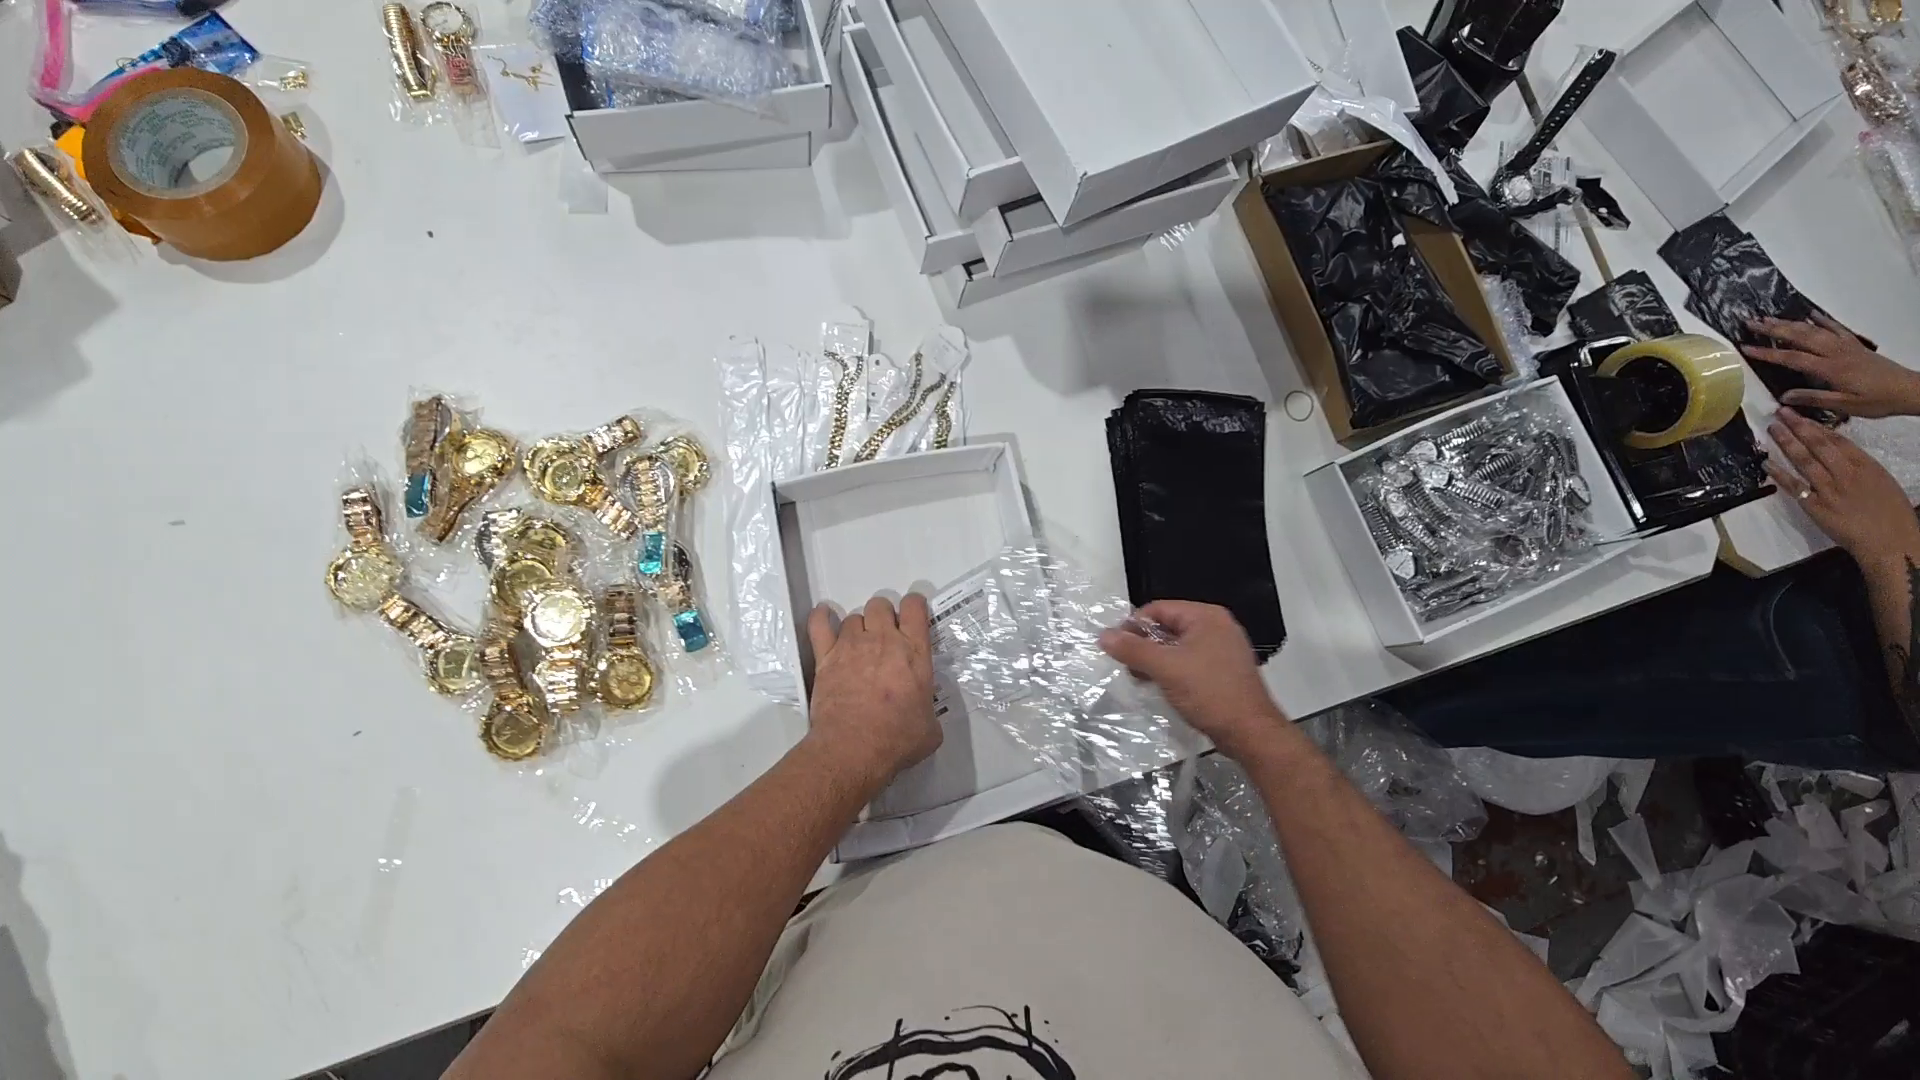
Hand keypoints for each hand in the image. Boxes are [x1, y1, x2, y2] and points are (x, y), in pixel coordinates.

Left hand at [805, 594, 940, 785]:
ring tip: (859, 646)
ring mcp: (852, 646)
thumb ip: (928, 710)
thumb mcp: (930, 728)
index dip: (913, 605)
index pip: (914, 608)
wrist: (854, 748)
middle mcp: (883, 640)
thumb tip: (922, 714)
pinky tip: (824, 617)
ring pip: (853, 618)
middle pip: (880, 606)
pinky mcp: (826, 657)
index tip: (912, 614)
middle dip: (883, 616)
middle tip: (884, 636)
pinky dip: (820, 618)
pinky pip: (819, 625)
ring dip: (858, 627)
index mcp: (914, 653)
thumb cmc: (897, 739)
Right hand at [1097, 601, 1287, 760]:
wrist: (1250, 732)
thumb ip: (1133, 649)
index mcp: (1206, 617)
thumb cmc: (1209, 693)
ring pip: (1177, 647)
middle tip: (1127, 666)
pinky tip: (1161, 687)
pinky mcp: (1223, 671)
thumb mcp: (1166, 668)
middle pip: (1167, 627)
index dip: (1133, 625)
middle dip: (1143, 645)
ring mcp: (1222, 650)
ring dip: (1155, 660)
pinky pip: (1189, 662)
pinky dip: (1172, 671)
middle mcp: (1216, 627)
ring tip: (1140, 679)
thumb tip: (1103, 636)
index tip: (1115, 647)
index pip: (1158, 609)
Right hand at [1744, 314, 1919, 418]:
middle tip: (1752, 323)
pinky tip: (1810, 315)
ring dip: (1791, 323)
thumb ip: (1814, 399)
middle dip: (1775, 330)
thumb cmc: (1878, 401)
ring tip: (1770, 319)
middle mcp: (1838, 353)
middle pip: (1801, 338)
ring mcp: (1848, 347)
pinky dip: (1823, 320)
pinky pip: (1837, 329)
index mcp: (1832, 369)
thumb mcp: (1845, 405)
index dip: (1767, 353)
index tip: (1744, 347)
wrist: (1912, 390)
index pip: (1793, 358)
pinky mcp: (1855, 346)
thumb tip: (1783, 397)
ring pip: (1815, 331)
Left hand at [1768, 406, 1919, 565]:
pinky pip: (1793, 486)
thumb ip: (1859, 467)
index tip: (1802, 415)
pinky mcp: (1814, 504)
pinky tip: (1766, 463)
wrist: (1891, 540)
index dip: (1817, 427)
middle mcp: (1846, 474)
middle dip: (1799, 428)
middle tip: (1781, 413)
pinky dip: (1778, 473)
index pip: (1839, 441)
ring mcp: (1829, 489)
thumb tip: (1838, 454)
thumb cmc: (1890, 512)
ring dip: (1786, 443)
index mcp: (1866, 467)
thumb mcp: (1881, 482)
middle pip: (1819, 446)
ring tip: (1772, 429)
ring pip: (1804, 461)